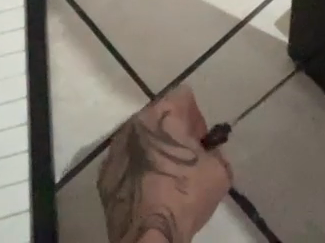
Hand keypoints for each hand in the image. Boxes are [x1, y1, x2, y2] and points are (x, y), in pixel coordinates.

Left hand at [97, 86, 231, 242]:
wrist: (148, 235)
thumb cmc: (185, 196)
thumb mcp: (220, 171)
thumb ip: (215, 151)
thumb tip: (208, 152)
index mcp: (164, 114)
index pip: (185, 96)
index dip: (196, 116)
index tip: (200, 141)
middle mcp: (136, 122)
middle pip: (159, 115)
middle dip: (173, 131)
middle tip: (184, 157)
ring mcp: (116, 148)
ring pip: (139, 137)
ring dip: (152, 148)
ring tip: (164, 174)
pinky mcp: (104, 174)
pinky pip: (125, 161)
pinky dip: (135, 169)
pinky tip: (146, 189)